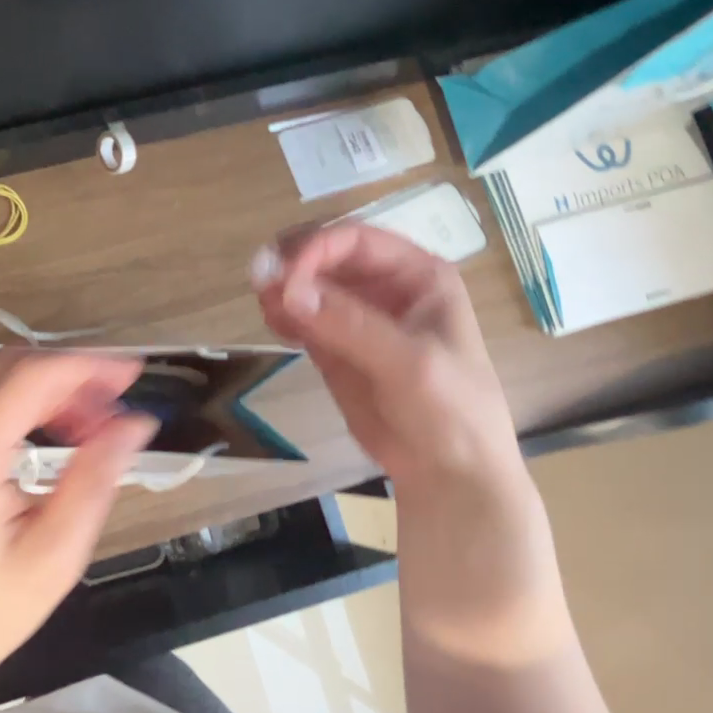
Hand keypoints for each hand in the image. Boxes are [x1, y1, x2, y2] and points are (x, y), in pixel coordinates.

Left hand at [0, 350, 159, 701]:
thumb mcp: (56, 553)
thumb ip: (95, 478)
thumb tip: (135, 423)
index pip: (30, 378)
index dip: (86, 365)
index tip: (133, 373)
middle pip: (10, 369)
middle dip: (71, 374)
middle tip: (118, 402)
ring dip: (49, 390)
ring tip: (96, 425)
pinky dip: (25, 408)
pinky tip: (59, 437)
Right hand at [250, 223, 518, 485]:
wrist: (450, 472)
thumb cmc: (451, 410)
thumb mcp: (409, 363)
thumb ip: (350, 325)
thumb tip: (287, 290)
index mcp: (418, 274)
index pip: (356, 240)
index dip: (317, 248)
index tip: (284, 275)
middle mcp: (384, 286)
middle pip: (325, 255)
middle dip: (291, 263)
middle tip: (261, 282)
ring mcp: (356, 316)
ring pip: (306, 284)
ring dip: (281, 288)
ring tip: (266, 308)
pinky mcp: (333, 345)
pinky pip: (299, 317)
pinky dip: (282, 314)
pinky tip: (274, 326)